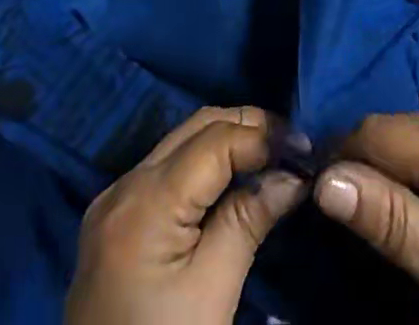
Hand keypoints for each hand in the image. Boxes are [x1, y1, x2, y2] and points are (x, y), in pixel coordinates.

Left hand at [66, 106, 307, 324]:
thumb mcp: (213, 292)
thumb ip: (247, 222)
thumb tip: (291, 176)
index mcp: (146, 200)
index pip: (213, 140)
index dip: (263, 136)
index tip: (305, 149)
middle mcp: (125, 183)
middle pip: (194, 128)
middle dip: (246, 127)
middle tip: (293, 147)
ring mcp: (113, 196)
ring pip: (178, 142)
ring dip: (225, 141)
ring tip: (271, 158)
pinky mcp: (113, 215)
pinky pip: (163, 168)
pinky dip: (201, 163)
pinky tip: (231, 179)